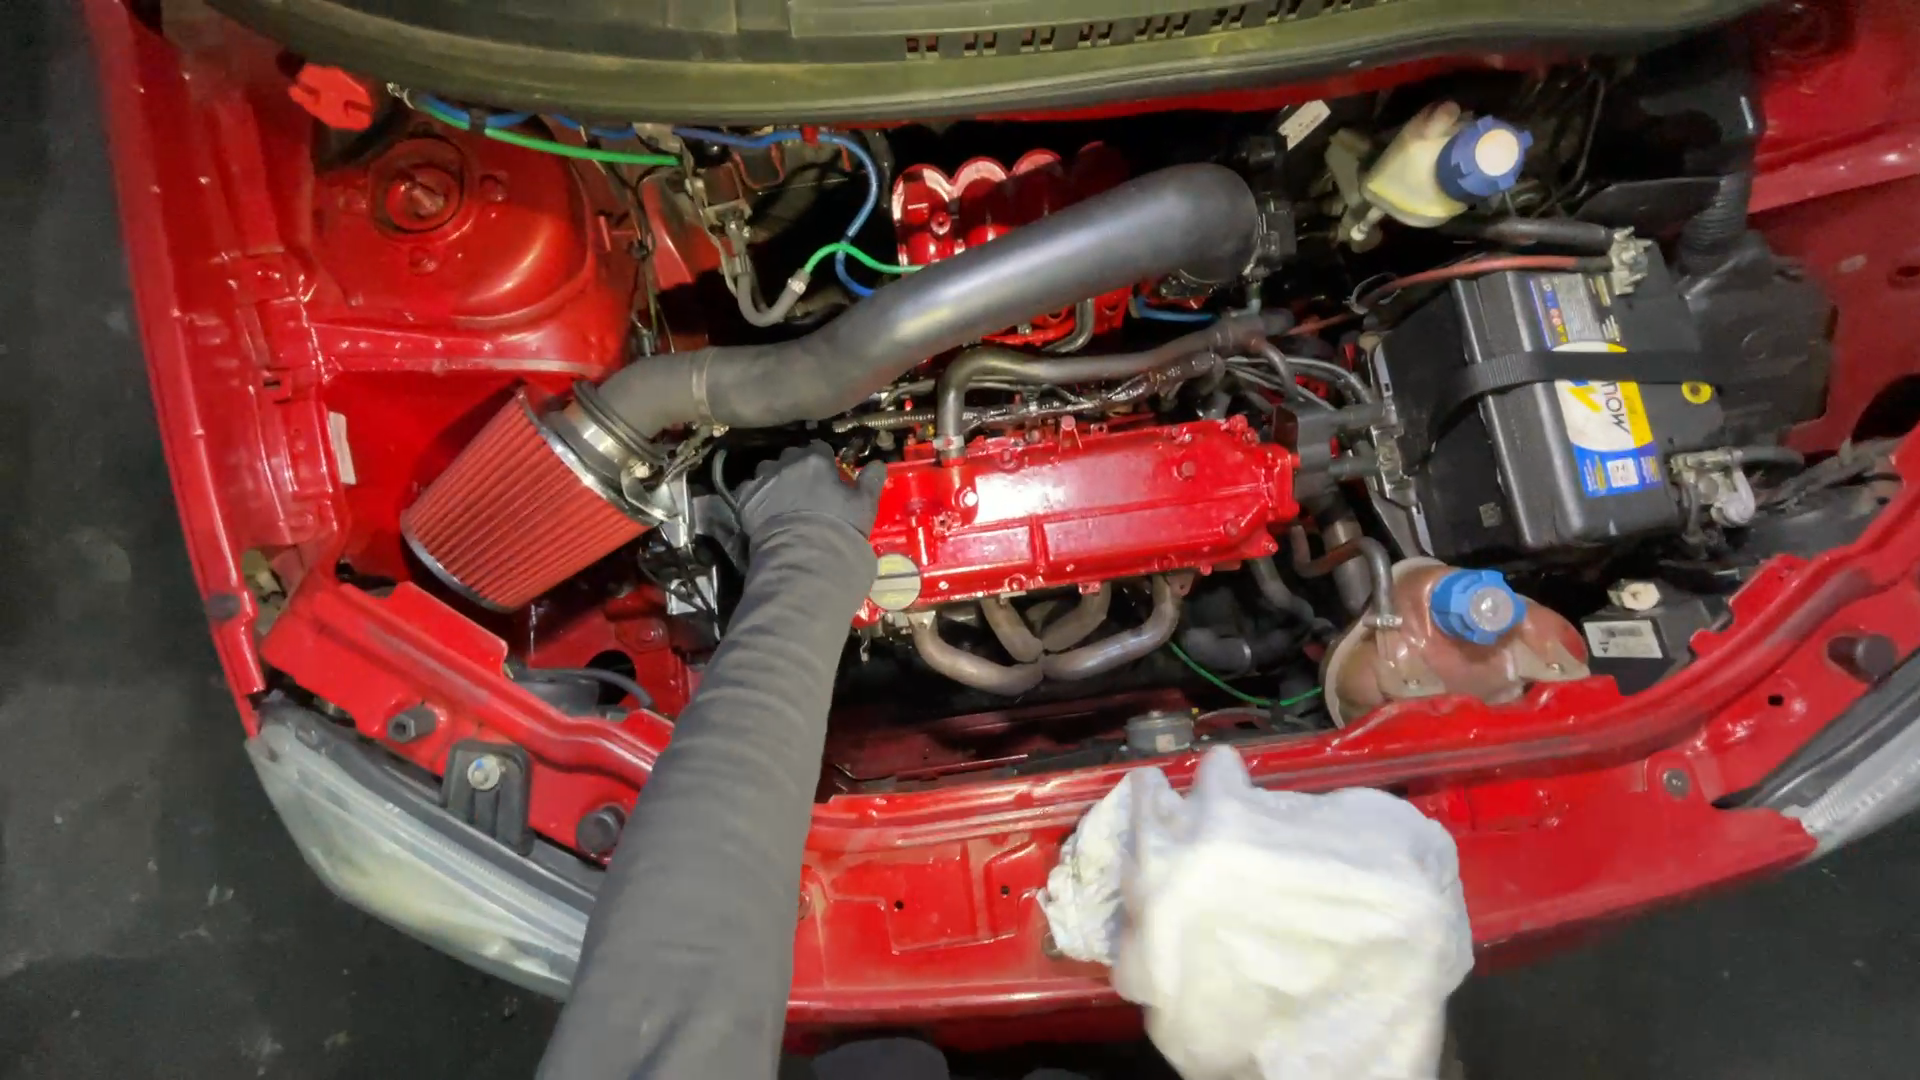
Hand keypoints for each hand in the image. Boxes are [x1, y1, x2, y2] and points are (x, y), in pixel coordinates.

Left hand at [734, 442, 884, 543]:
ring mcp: (762, 481)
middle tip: (806, 487)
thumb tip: (878, 464)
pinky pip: (748, 490)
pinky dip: (756, 497)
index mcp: (815, 460)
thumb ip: (871, 480)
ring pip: (766, 470)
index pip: (819, 448)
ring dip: (774, 478)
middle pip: (790, 456)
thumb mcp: (865, 504)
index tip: (829, 474)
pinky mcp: (745, 500)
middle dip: (797, 466)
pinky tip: (764, 510)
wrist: (804, 556)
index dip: (825, 460)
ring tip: (782, 498)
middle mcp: (785, 463)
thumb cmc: (839, 527)